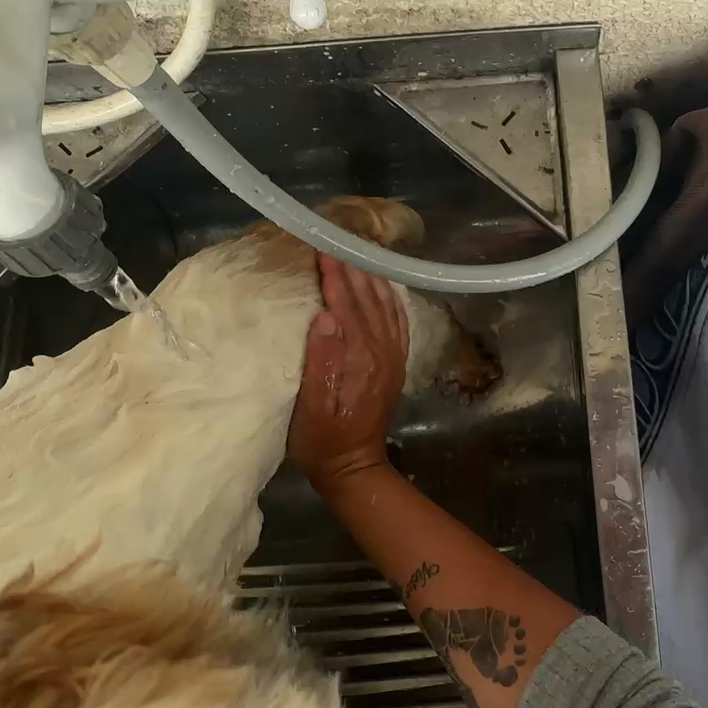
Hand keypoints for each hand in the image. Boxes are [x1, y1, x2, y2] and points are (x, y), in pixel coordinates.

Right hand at [289, 253, 409, 492]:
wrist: (354, 467)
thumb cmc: (321, 440)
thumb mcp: (310, 406)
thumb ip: (320, 360)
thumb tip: (327, 315)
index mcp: (360, 357)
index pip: (347, 304)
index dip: (334, 275)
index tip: (322, 248)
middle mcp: (382, 351)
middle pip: (367, 299)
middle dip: (352, 268)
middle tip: (336, 240)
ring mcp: (393, 356)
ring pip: (385, 305)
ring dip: (371, 277)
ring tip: (357, 253)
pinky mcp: (396, 363)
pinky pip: (397, 321)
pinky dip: (389, 297)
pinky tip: (382, 286)